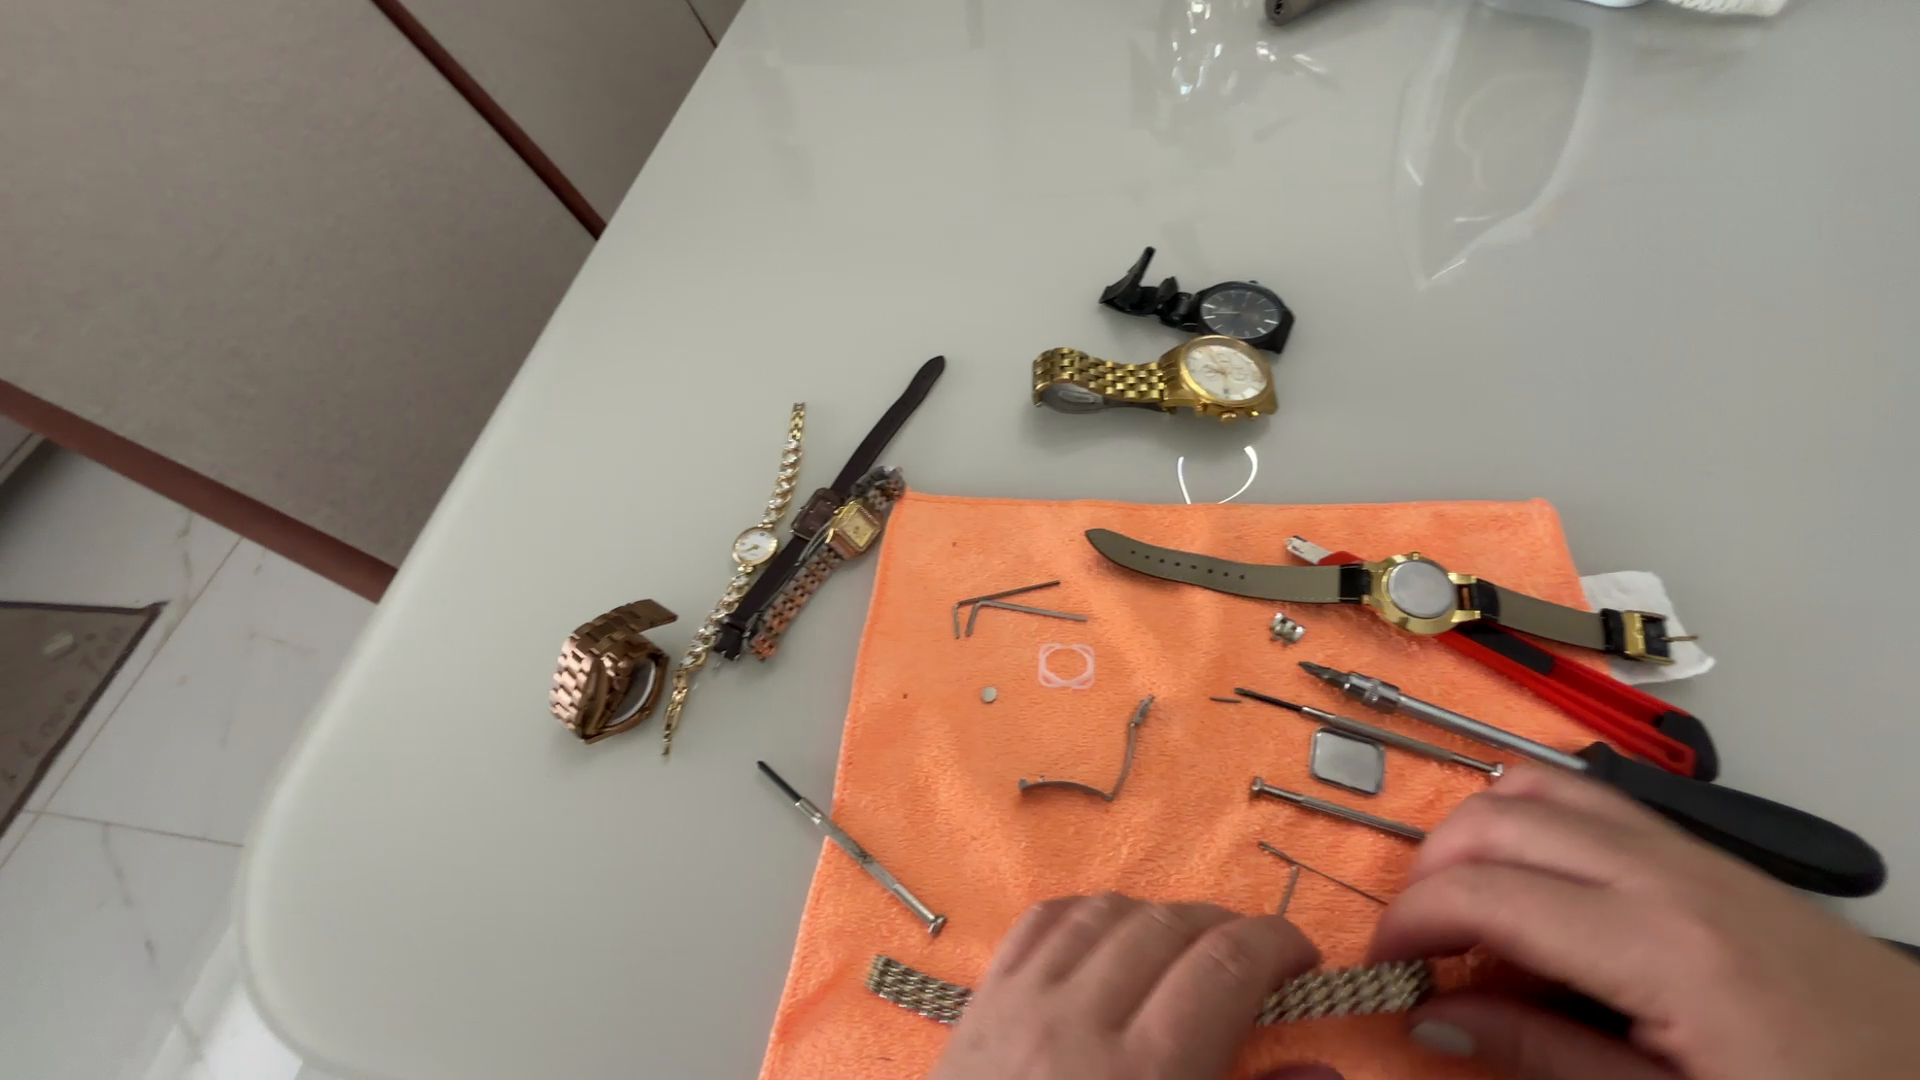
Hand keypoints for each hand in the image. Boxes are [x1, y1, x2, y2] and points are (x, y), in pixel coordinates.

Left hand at [930, 893, 1321, 1079]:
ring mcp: (1024, 996)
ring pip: (1106, 910)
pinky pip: (1044, 917)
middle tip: (1252, 956)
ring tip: (1186, 945)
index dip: (1275, 943)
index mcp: (1144, 1073)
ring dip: (1158, 914)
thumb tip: (1324, 1069)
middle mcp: (1080, 1016)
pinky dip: (1089, 911)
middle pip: (1167, 926)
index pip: (1222, 966)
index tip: (1302, 957)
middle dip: (1224, 925)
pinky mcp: (986, 993)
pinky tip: (1111, 931)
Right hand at [1369, 766, 1919, 1079]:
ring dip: (1474, 833)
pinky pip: (1585, 797)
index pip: (1483, 894)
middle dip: (1430, 871)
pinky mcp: (1708, 852)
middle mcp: (1666, 872)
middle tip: (1422, 941)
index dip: (1411, 922)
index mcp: (1663, 947)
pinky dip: (1527, 820)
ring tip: (1467, 901)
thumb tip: (1429, 1019)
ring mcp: (1691, 850)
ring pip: (1533, 787)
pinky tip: (1534, 884)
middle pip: (1494, 821)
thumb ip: (1542, 1057)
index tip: (1385, 967)